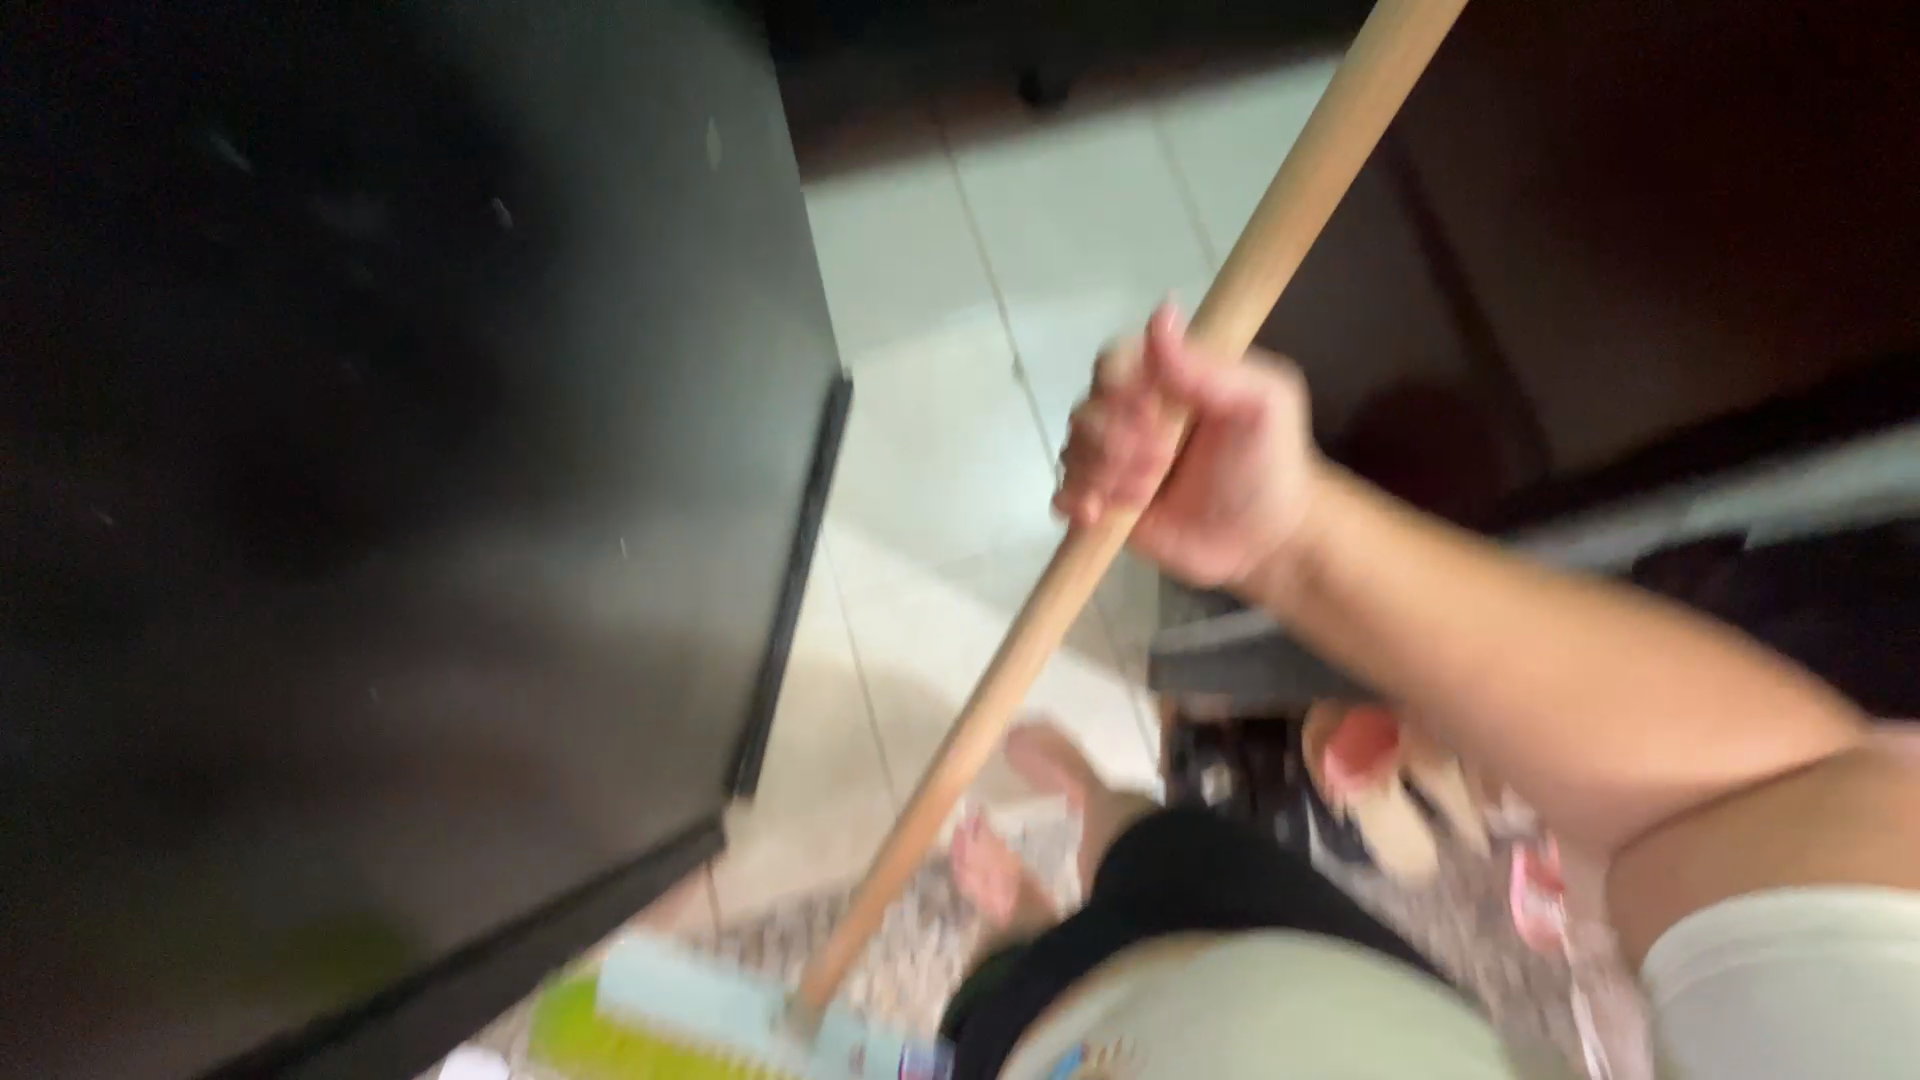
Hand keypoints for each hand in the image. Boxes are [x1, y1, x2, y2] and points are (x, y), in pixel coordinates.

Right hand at [1053, 304, 1318, 588]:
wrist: (1263, 540)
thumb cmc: (1268, 465)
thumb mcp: (1260, 403)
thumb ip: (1207, 366)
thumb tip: (1161, 311)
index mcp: (1163, 382)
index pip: (1110, 364)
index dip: (1118, 390)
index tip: (1151, 415)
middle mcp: (1130, 417)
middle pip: (1085, 412)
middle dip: (1116, 443)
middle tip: (1162, 463)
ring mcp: (1113, 463)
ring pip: (1071, 453)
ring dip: (1104, 475)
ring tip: (1146, 493)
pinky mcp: (1104, 505)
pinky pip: (1063, 494)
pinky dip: (1073, 502)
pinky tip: (1098, 514)